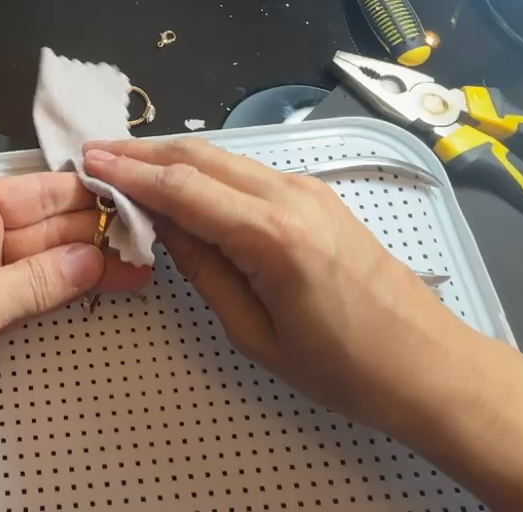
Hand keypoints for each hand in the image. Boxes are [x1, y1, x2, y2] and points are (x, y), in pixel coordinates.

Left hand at [0, 172, 151, 472]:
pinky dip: (67, 292)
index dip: (86, 194)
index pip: (37, 192)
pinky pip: (35, 293)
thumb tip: (93, 259)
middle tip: (150, 238)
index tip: (134, 197)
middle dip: (95, 232)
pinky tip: (104, 288)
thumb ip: (38, 280)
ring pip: (46, 260)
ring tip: (141, 265)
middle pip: (47, 225)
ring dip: (89, 265)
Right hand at [83, 138, 476, 432]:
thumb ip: (202, 269)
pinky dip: (203, 167)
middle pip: (198, 156)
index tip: (89, 161)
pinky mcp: (315, 192)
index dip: (131, 172)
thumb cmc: (344, 369)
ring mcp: (305, 187)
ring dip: (170, 155)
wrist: (433, 365)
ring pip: (222, 155)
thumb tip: (161, 224)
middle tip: (97, 152)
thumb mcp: (255, 334)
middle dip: (142, 151)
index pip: (182, 188)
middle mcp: (288, 195)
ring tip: (126, 161)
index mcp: (271, 235)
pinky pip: (245, 169)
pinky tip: (180, 178)